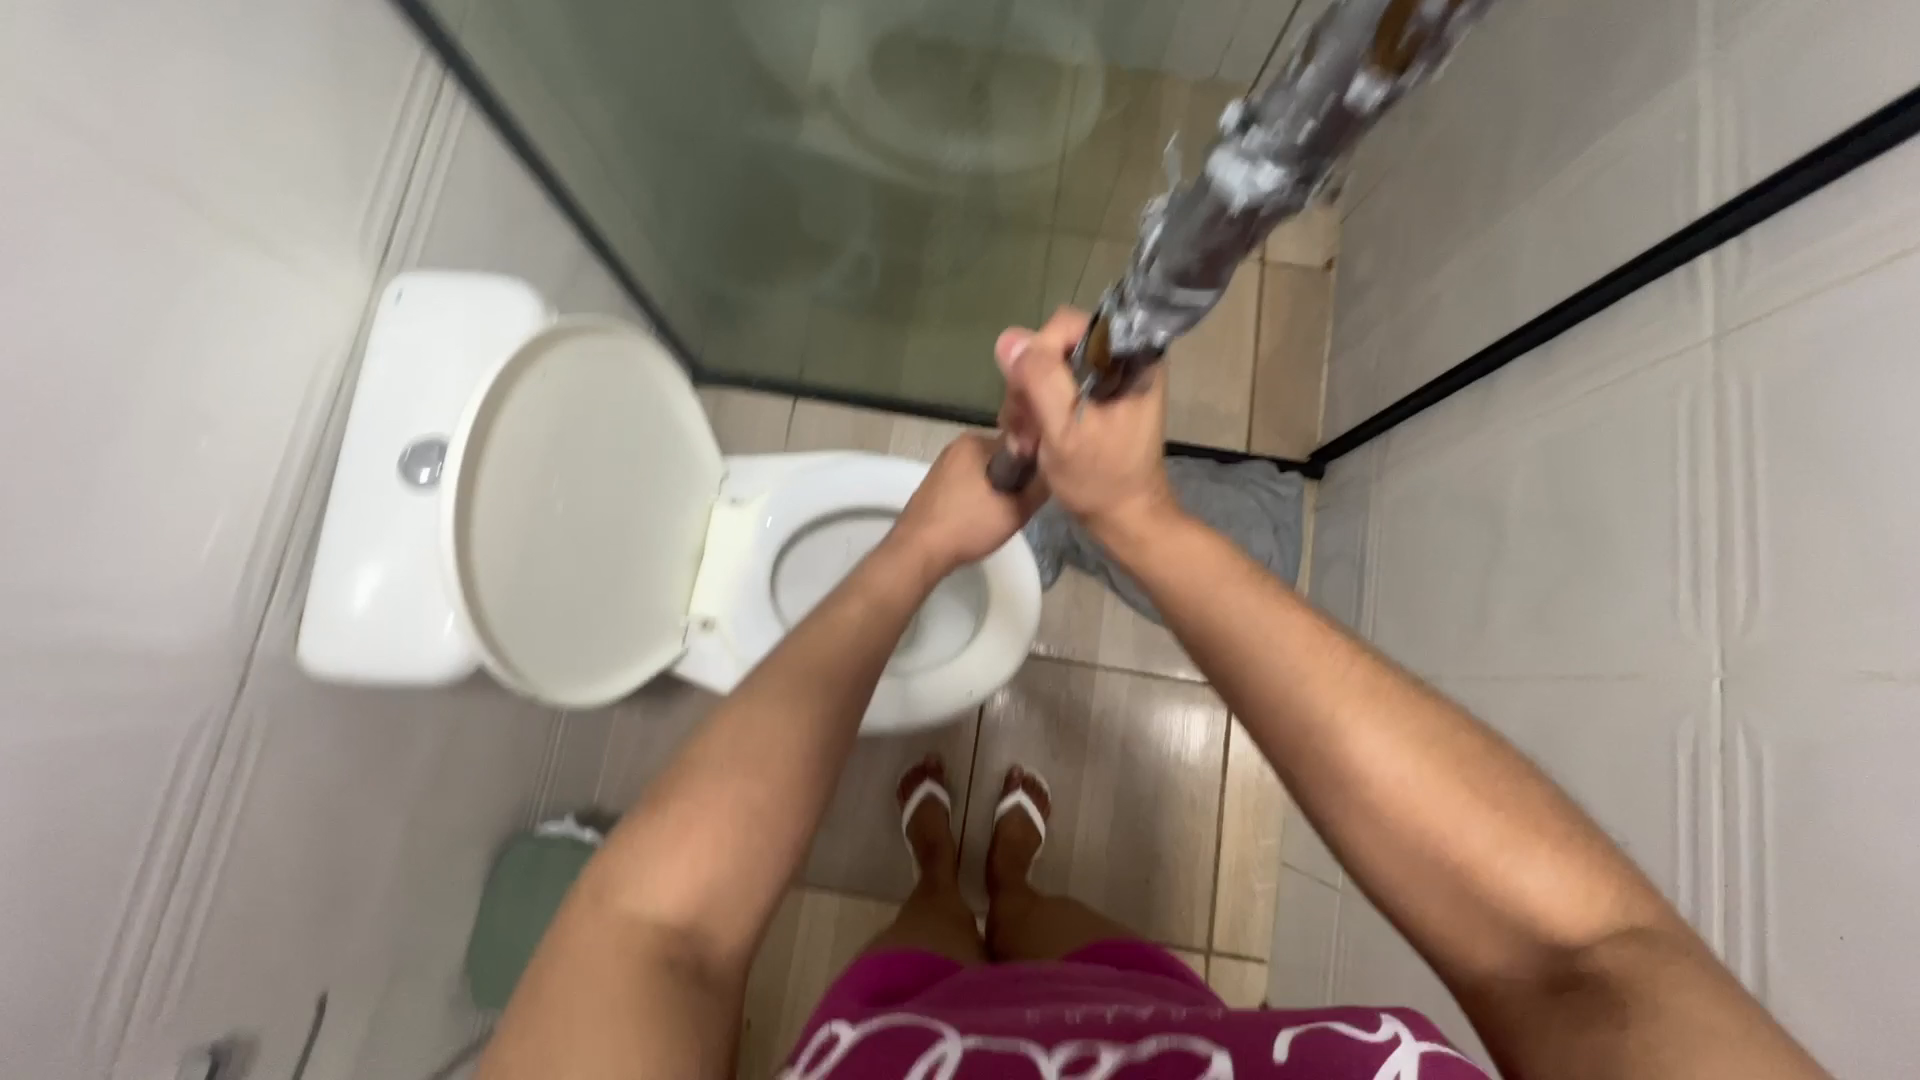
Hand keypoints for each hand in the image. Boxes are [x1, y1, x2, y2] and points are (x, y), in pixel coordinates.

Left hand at [889, 433, 1049, 577]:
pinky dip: (976, 496)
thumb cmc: (968, 526)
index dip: (1033, 467)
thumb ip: (1040, 487)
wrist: (918, 551)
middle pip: (1002, 457)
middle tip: (1015, 508)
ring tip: (996, 516)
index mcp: (976, 442)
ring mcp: (943, 463)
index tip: (1035, 490)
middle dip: (1012, 479)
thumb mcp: (1016, 510)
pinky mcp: (934, 482)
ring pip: (984, 472)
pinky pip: (967, 482)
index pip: (1020, 444)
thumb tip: (1053, 469)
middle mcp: (958, 445)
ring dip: (994, 490)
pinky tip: (976, 518)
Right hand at [995, 308, 1180, 543]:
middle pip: (1054, 348)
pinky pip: (1054, 390)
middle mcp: (1122, 360)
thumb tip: (1009, 340)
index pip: (1068, 326)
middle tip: (1025, 430)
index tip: (1028, 399)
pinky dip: (1037, 413)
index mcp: (1130, 357)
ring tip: (1028, 441)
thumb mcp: (1065, 431)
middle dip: (1029, 386)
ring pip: (1048, 371)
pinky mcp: (1096, 401)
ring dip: (1028, 404)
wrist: (1125, 519)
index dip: (1038, 357)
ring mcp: (1108, 381)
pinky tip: (1033, 441)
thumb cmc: (1100, 480)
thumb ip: (1039, 380)